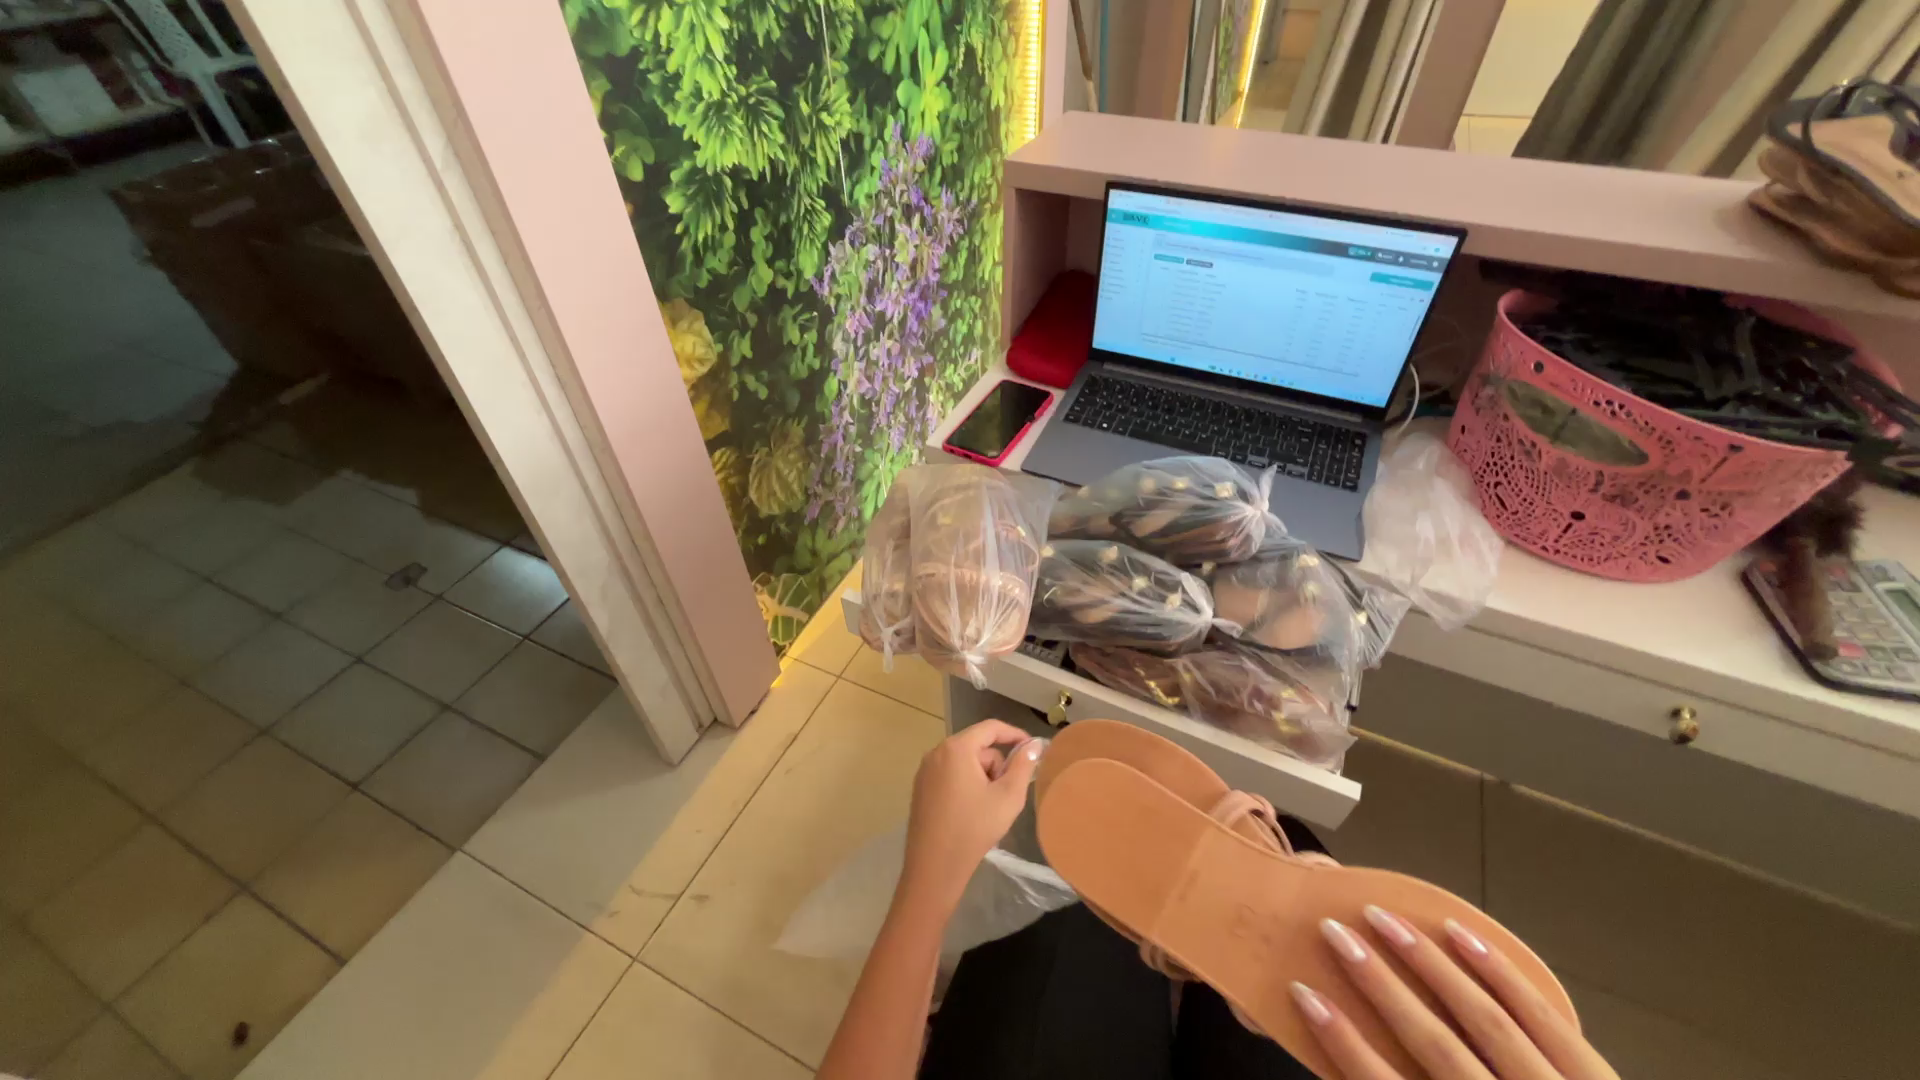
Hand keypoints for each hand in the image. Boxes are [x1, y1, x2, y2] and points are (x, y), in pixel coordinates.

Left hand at [900, 720, 1044, 907]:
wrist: (934, 867)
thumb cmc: (974, 828)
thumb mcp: (1008, 797)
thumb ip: (1023, 765)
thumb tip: (1033, 745)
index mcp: (956, 749)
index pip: (990, 728)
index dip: (1014, 734)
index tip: (1032, 748)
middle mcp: (936, 752)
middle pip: (977, 746)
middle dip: (996, 764)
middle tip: (1005, 793)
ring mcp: (925, 770)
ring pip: (964, 761)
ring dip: (982, 776)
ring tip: (988, 807)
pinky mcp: (920, 787)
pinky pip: (950, 774)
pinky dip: (966, 784)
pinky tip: (971, 811)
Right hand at [1291, 908, 1621, 1079]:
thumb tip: (1354, 1070)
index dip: (1341, 1042)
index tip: (1303, 993)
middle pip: (1433, 1045)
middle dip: (1378, 984)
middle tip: (1333, 931)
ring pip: (1485, 1021)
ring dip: (1429, 964)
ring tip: (1383, 918)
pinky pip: (1545, 1020)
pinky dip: (1500, 974)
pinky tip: (1461, 935)